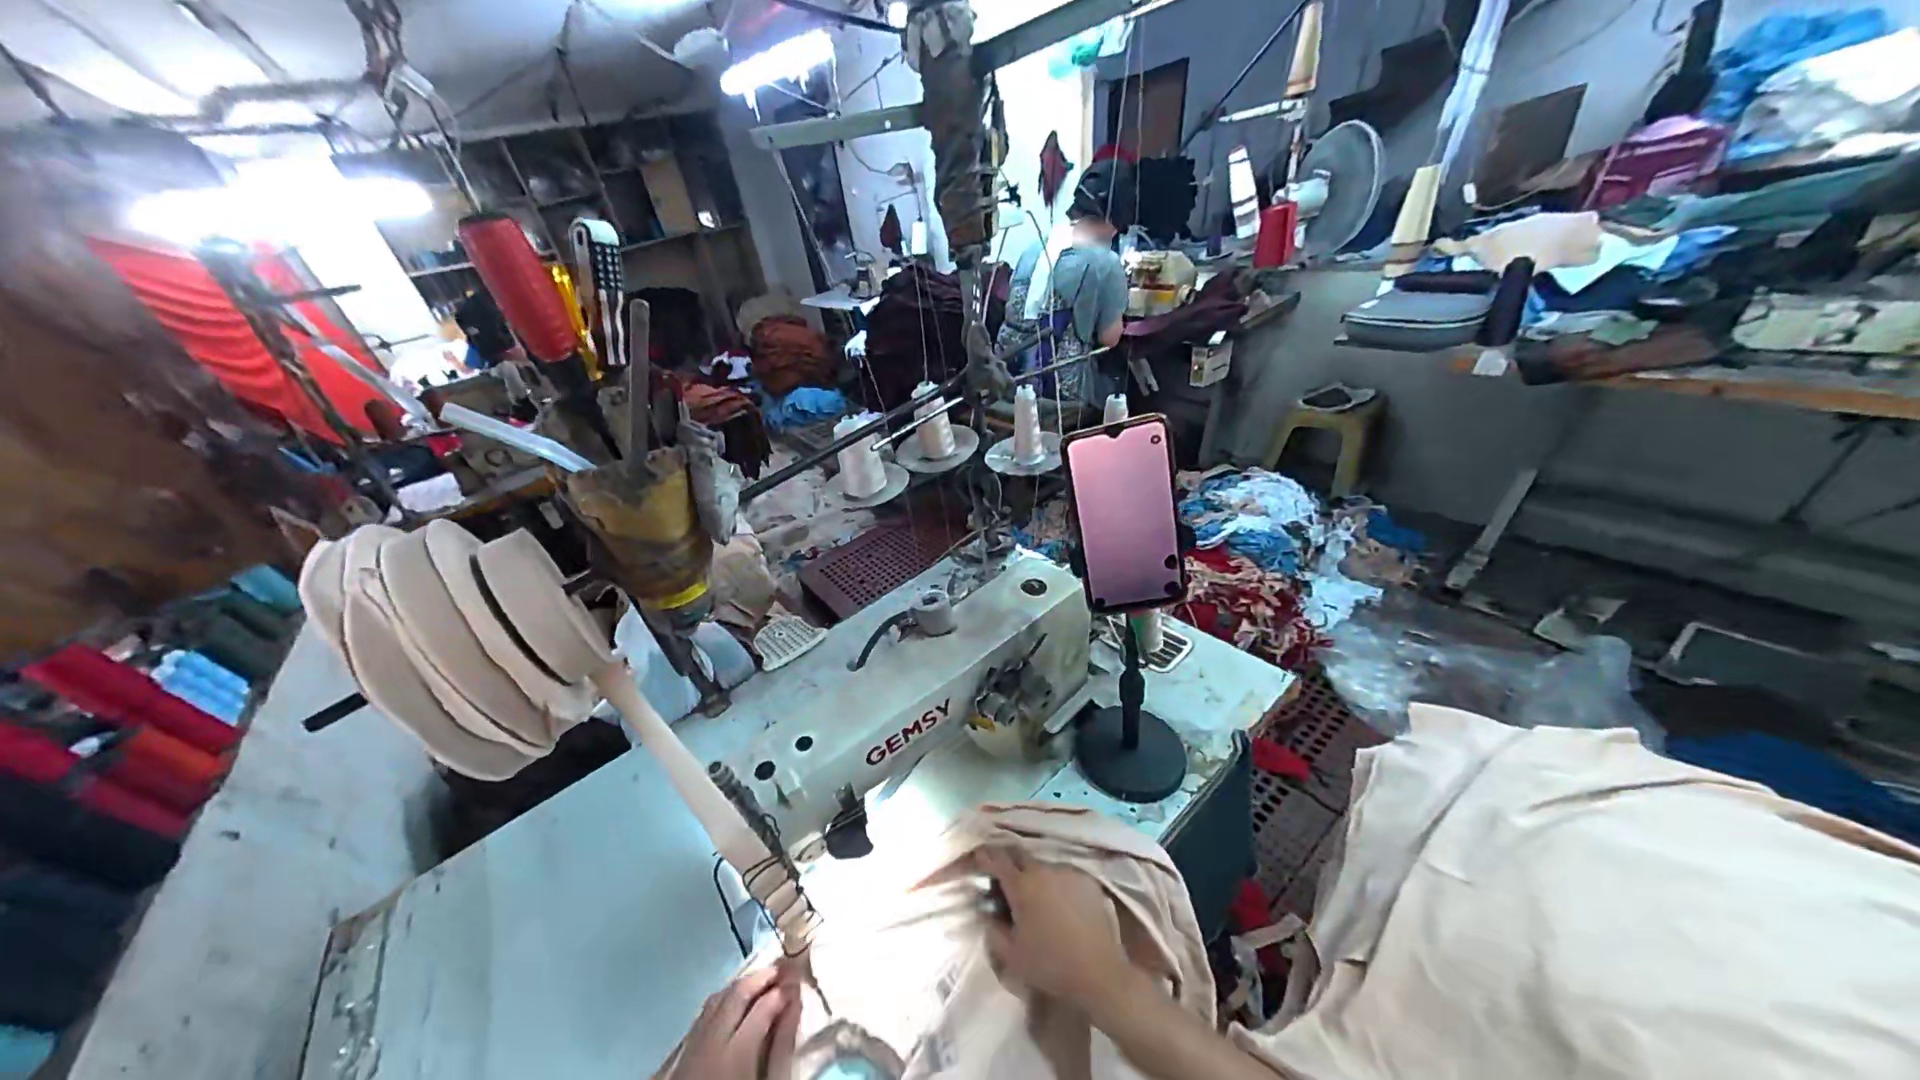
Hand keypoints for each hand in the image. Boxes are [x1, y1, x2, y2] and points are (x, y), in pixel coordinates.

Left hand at [659, 965, 799, 1079]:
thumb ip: (781, 1046)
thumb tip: (793, 1007)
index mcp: (737, 1051)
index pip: (764, 1007)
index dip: (783, 993)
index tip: (798, 986)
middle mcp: (713, 1040)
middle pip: (737, 994)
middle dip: (762, 978)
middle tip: (782, 972)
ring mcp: (693, 1044)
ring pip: (717, 998)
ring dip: (740, 985)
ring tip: (760, 983)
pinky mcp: (680, 1054)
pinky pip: (703, 1013)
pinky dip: (721, 1000)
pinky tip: (730, 1005)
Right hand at [977, 844, 1138, 1014]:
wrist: (1100, 974)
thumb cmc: (1050, 965)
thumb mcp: (1011, 955)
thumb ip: (992, 929)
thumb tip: (986, 911)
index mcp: (1021, 885)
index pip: (997, 858)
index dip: (985, 856)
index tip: (979, 859)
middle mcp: (1043, 870)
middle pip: (1020, 854)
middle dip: (1008, 861)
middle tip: (1004, 876)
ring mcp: (1068, 872)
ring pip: (1043, 865)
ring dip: (1034, 874)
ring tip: (1036, 894)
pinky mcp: (1088, 880)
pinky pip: (1064, 875)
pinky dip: (1056, 883)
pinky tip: (1060, 902)